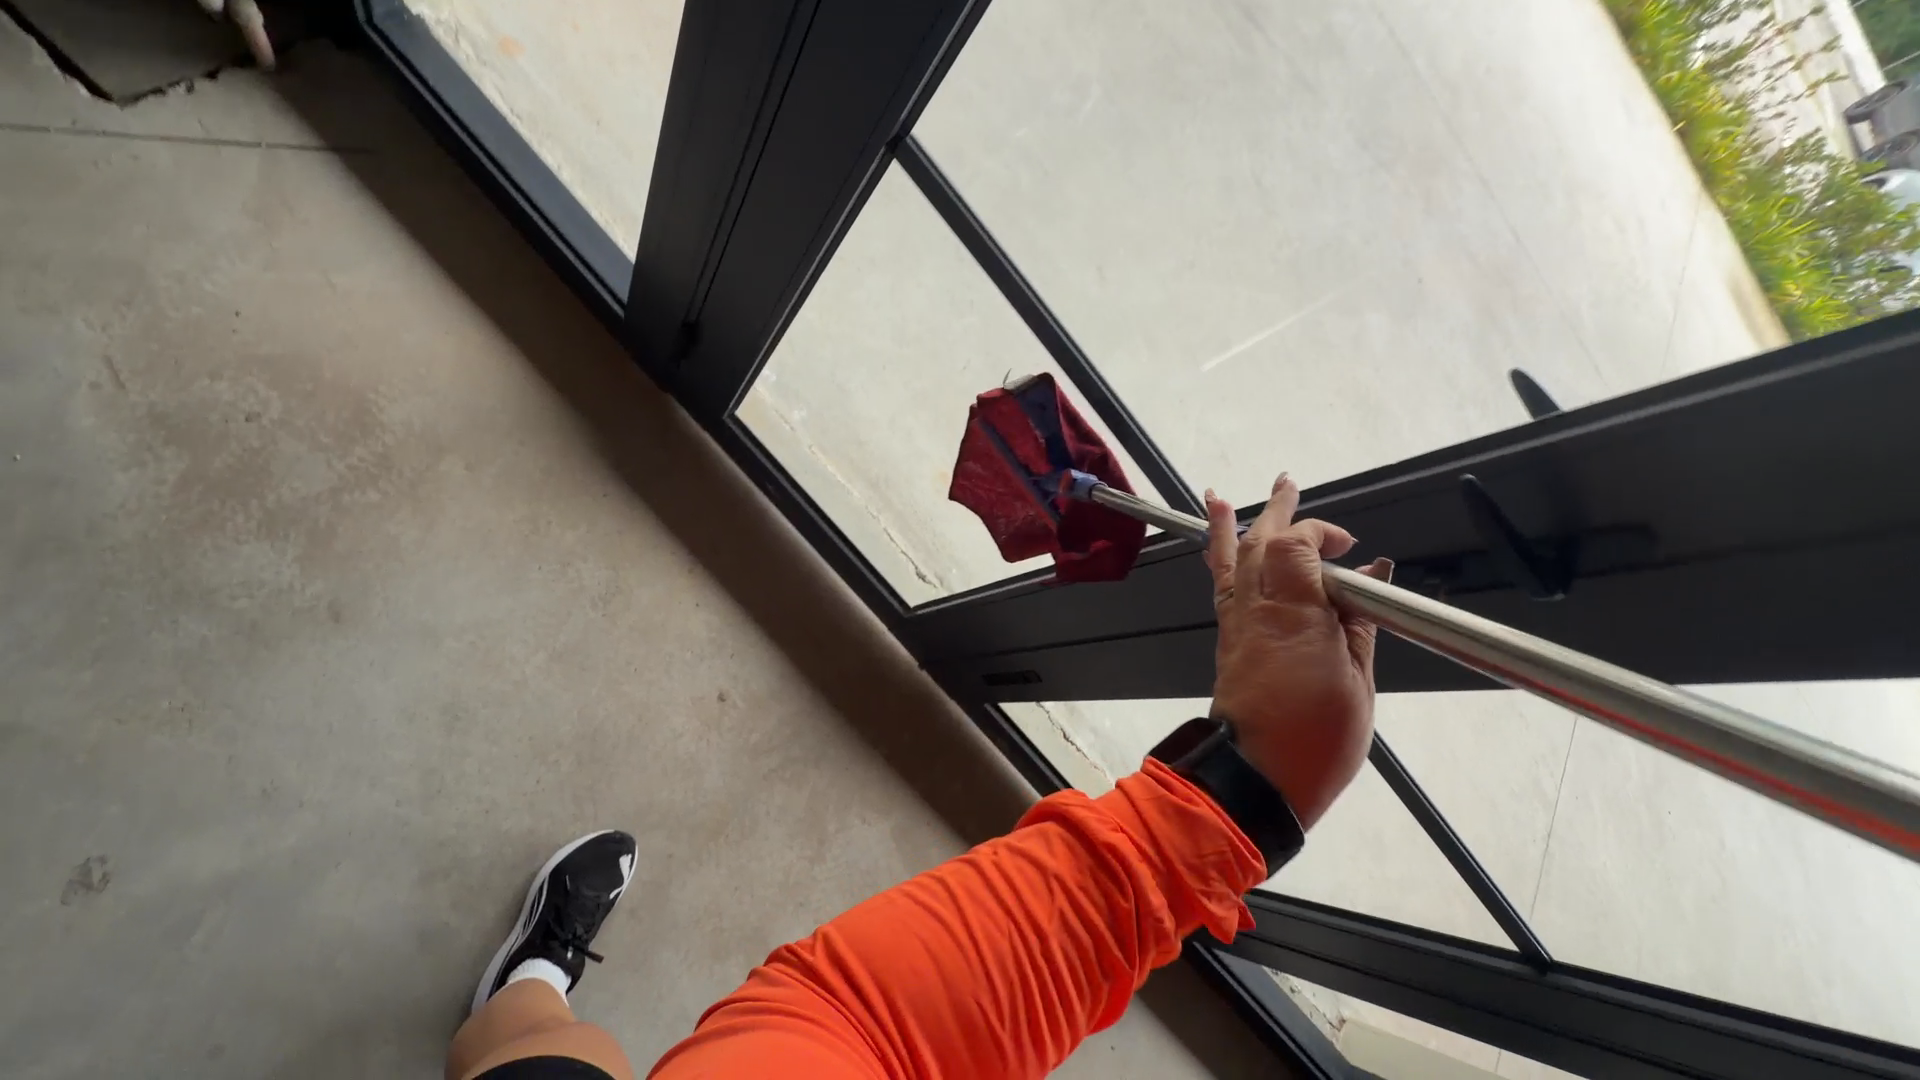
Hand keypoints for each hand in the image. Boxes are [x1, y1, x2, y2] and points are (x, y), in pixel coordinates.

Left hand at [1203, 474, 1391, 829]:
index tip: (1350, 546)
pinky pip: (1223, 589)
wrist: (1257, 778)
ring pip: (1229, 563)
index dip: (1320, 533)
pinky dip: (1222, 562)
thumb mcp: (1358, 683)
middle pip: (1260, 545)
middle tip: (1287, 482)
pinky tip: (1220, 550)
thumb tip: (1369, 580)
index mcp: (1295, 617)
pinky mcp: (1228, 642)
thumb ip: (1360, 625)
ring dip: (1229, 528)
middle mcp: (1257, 611)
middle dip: (1277, 513)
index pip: (1295, 548)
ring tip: (1220, 498)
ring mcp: (1236, 625)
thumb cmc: (1317, 738)